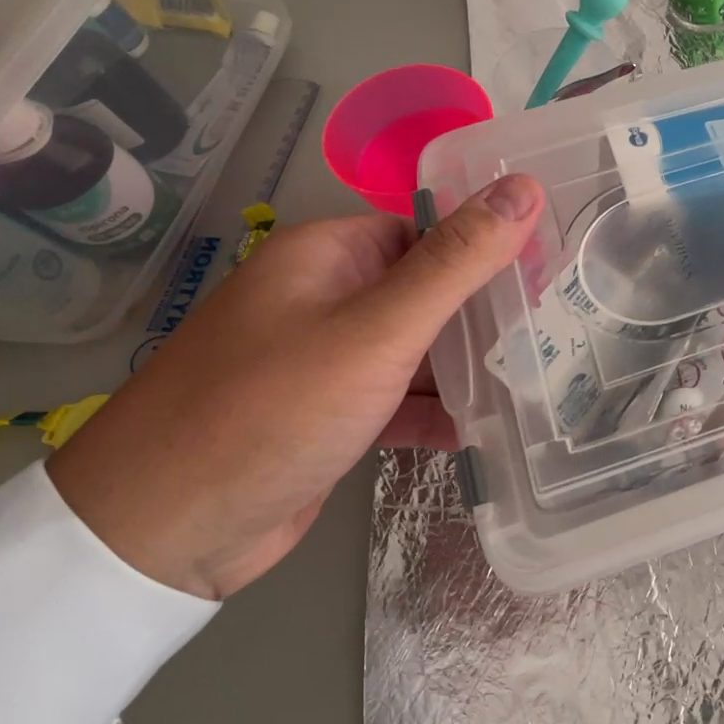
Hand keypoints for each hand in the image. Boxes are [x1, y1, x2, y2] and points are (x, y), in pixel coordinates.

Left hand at [47, 174, 543, 599]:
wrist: (159, 536)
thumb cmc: (271, 410)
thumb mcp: (378, 330)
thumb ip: (458, 261)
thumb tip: (527, 186)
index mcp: (329, 255)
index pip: (430, 229)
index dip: (491, 245)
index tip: (557, 267)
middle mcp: (326, 297)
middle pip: (429, 290)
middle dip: (488, 311)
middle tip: (564, 325)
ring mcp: (325, 360)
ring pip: (419, 348)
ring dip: (470, 366)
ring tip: (545, 375)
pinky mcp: (329, 416)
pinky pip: (399, 398)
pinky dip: (438, 410)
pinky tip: (490, 427)